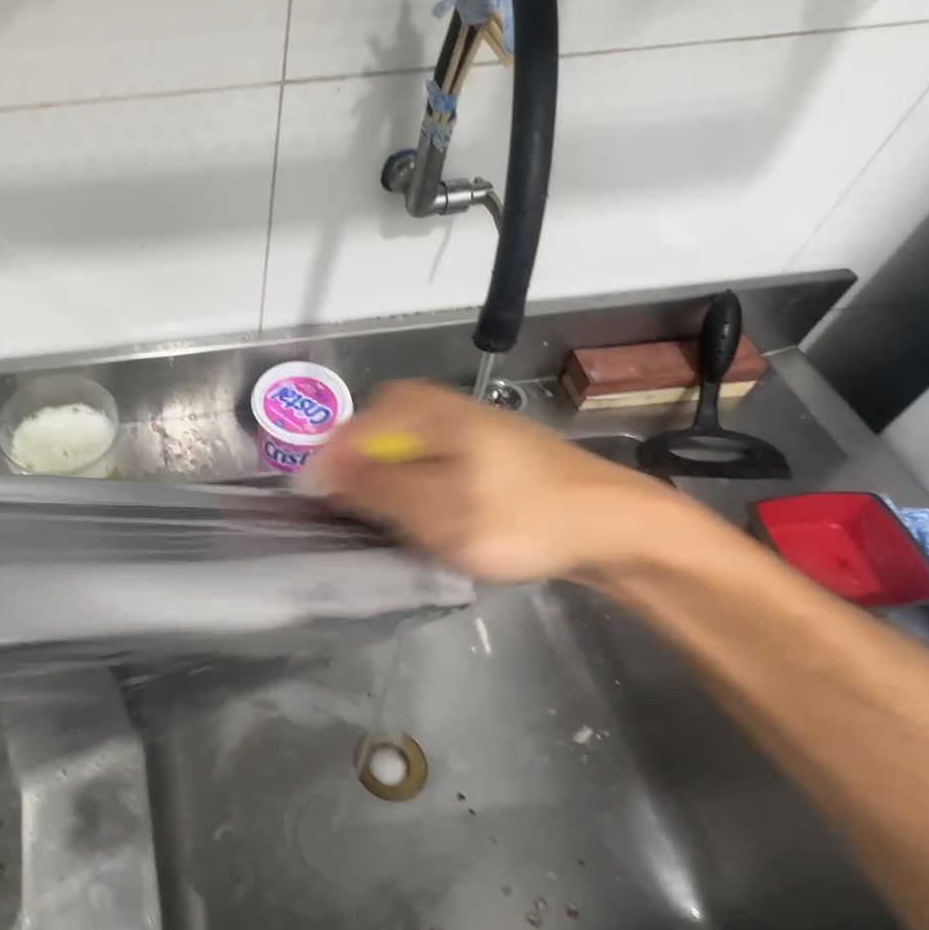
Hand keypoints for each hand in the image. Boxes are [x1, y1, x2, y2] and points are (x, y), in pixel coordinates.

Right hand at [310, 379, 693, 584]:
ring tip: (401, 524)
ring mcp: (464, 424)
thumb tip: (316, 471)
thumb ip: (373, 488)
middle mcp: (439, 404)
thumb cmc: (520, 518)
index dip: (329, 474)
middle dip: (361, 478)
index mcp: (424, 409)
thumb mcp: (436, 511)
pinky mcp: (482, 448)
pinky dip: (419, 489)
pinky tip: (435, 517)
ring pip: (400, 452)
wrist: (612, 525)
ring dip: (391, 488)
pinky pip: (427, 462)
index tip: (325, 514)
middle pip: (371, 437)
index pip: (347, 433)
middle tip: (365, 519)